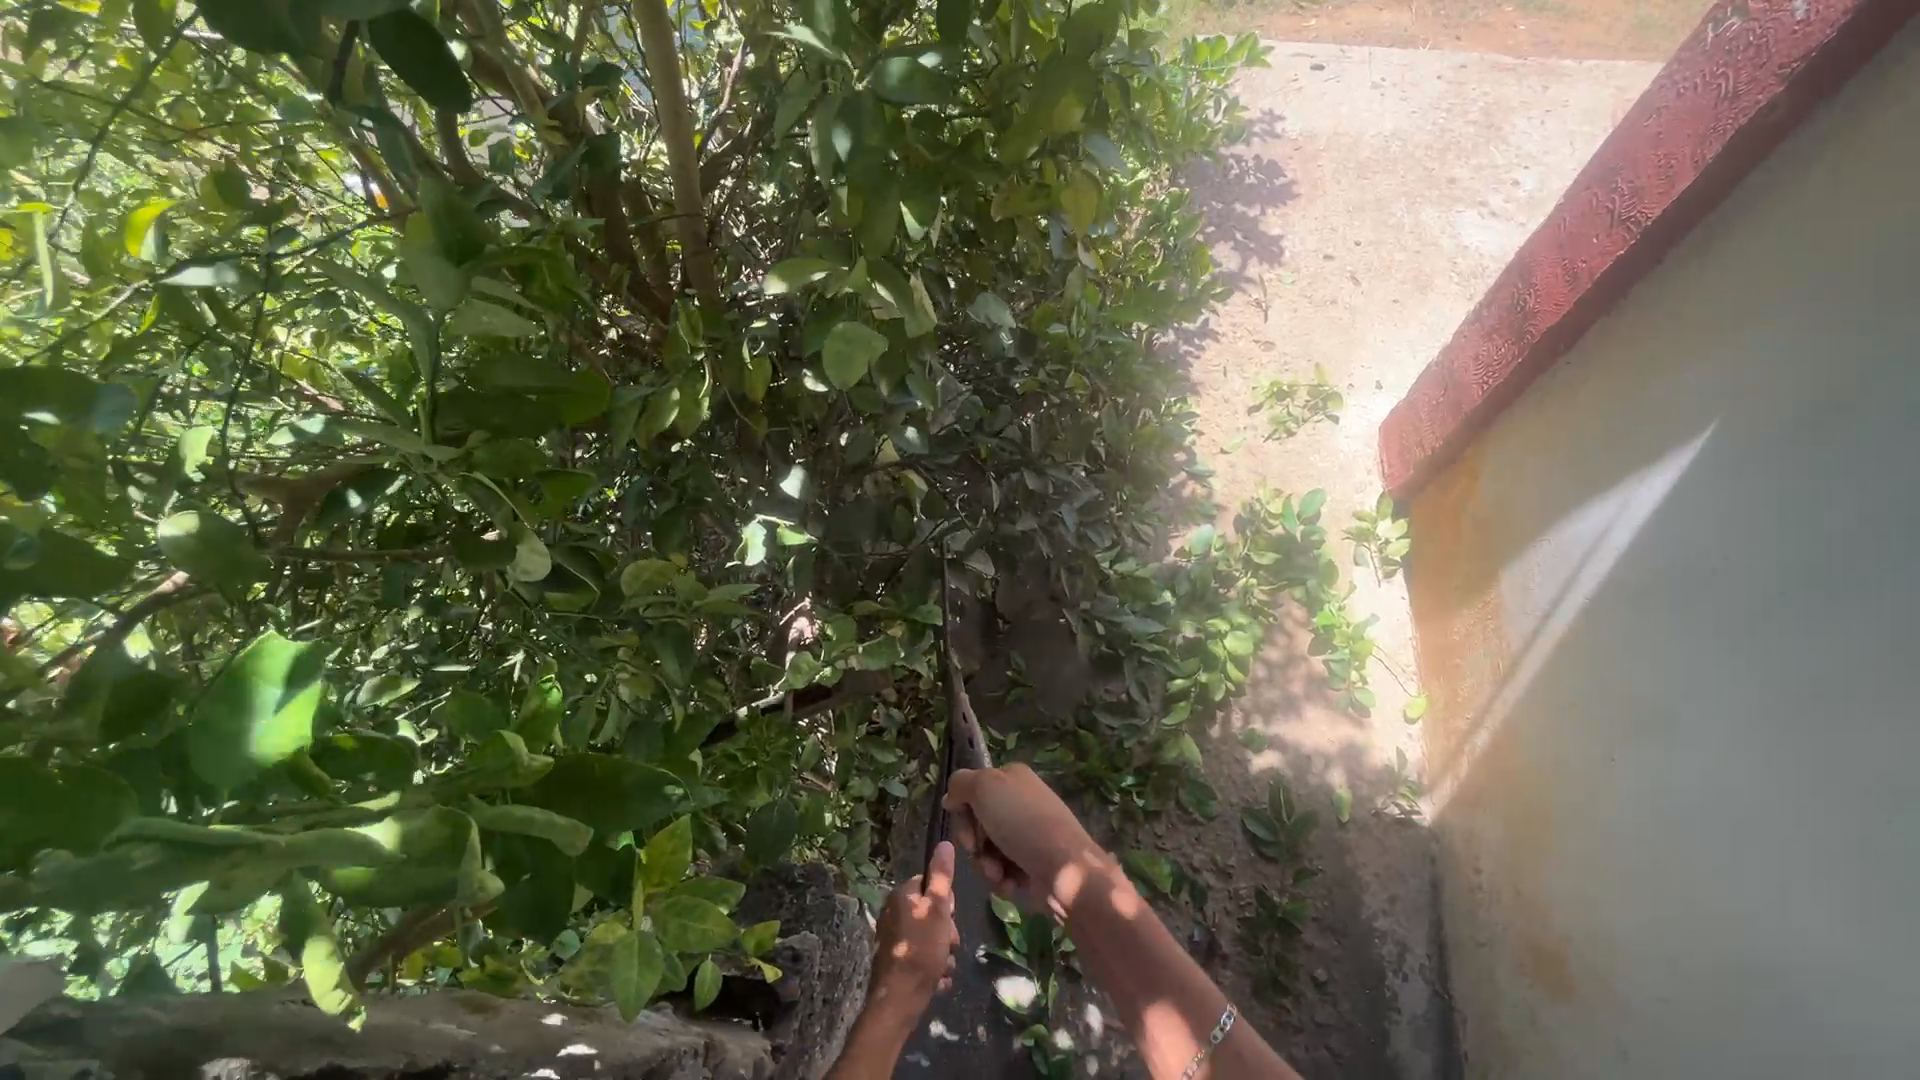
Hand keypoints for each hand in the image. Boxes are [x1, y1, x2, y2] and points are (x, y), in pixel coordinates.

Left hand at [867, 840, 959, 1020]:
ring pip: (929, 938)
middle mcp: (893, 913)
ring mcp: (892, 938)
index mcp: (901, 896)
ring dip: (942, 953)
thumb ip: (942, 877)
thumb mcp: (938, 909)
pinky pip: (921, 957)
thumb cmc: (922, 949)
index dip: (946, 901)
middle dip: (946, 932)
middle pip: (931, 913)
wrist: (899, 998)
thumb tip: (944, 843)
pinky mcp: (895, 961)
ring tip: (944, 967)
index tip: (951, 917)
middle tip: (949, 946)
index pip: (930, 884)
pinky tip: (937, 979)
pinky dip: (932, 967)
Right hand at [943, 764, 1114, 919]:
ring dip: (985, 865)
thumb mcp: (985, 787)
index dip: (963, 812)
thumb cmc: (1023, 822)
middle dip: (974, 843)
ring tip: (999, 874)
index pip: (971, 791)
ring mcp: (1025, 835)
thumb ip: (960, 784)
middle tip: (979, 851)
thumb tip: (951, 798)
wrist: (1063, 869)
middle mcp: (1018, 803)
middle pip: (976, 823)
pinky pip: (1000, 871)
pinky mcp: (1030, 864)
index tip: (967, 828)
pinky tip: (1010, 883)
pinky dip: (1001, 879)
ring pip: (985, 851)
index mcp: (1011, 778)